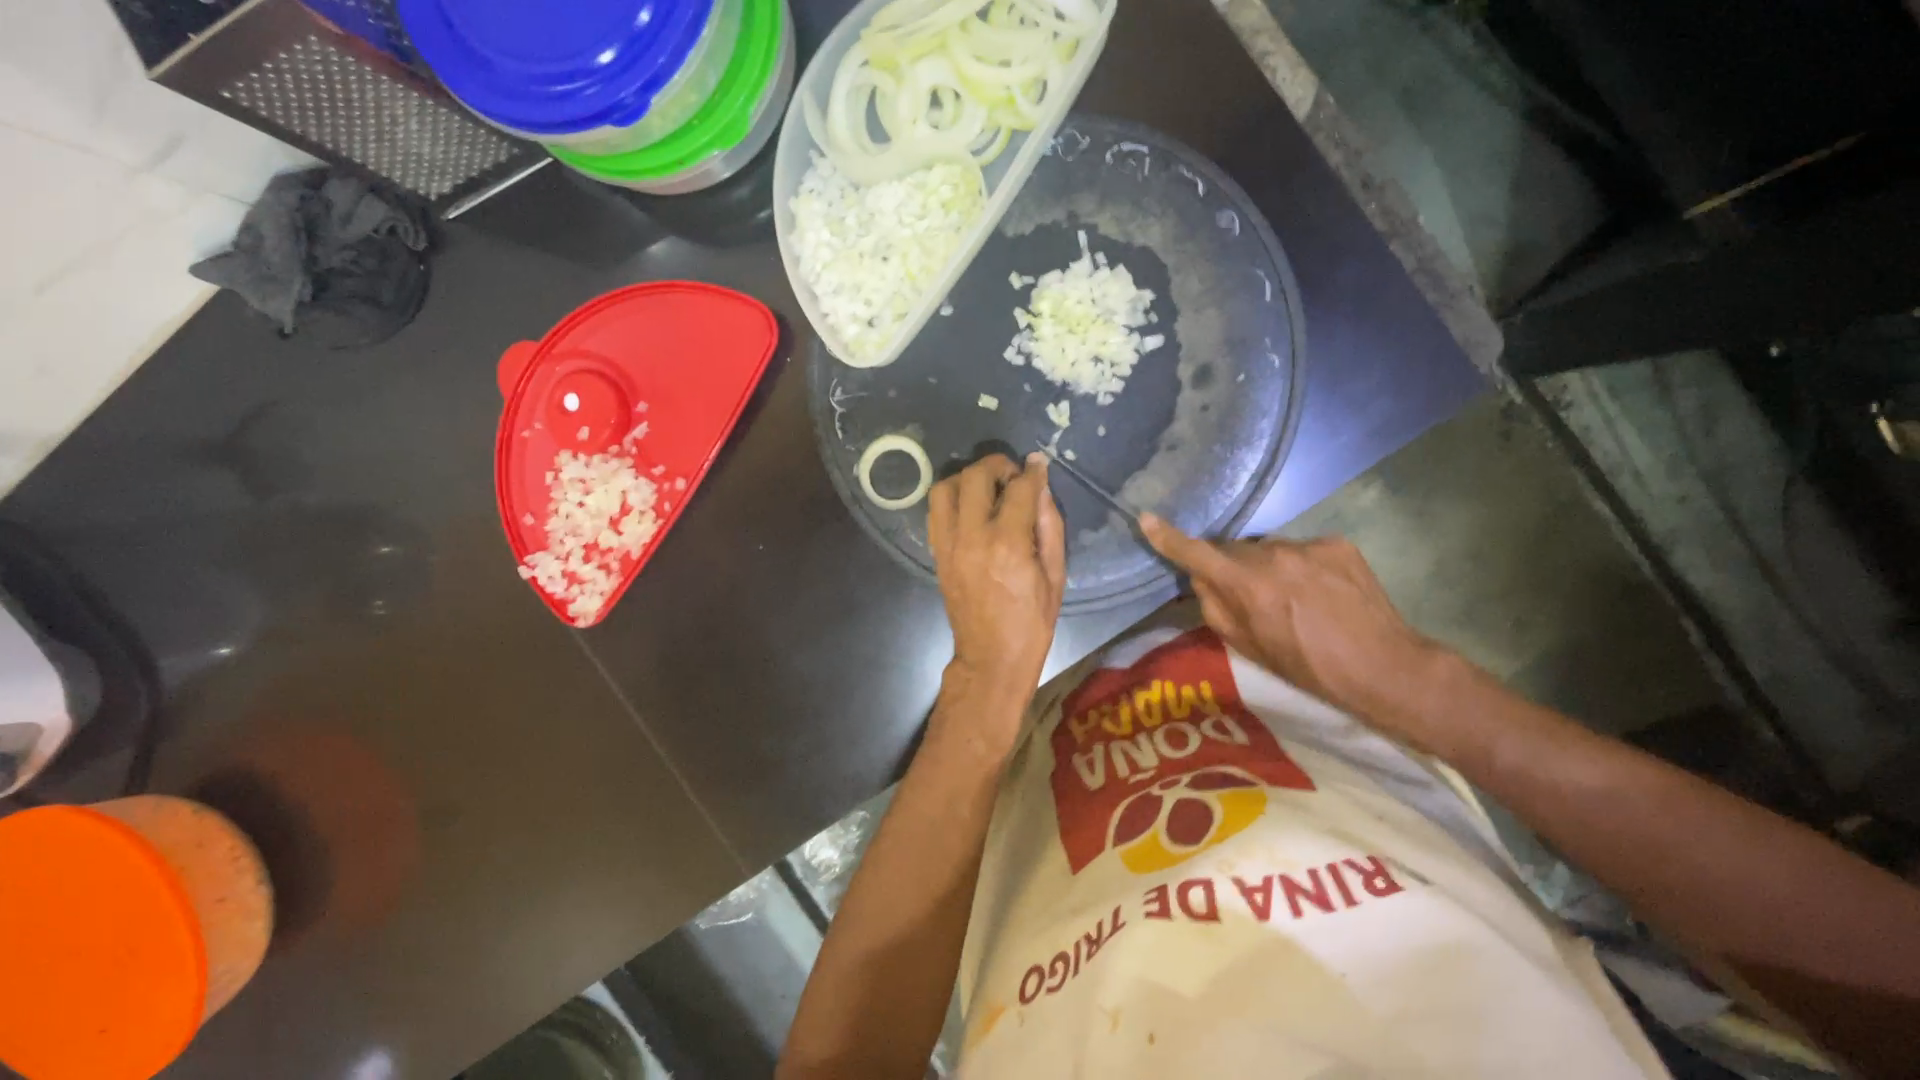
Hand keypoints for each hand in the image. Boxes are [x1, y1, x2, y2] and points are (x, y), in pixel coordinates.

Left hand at [928, 453, 1066, 712]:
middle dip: (997, 466)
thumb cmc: (1032, 622)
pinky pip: (935, 512)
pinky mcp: (936, 555)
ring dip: (967, 479)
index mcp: (1009, 544)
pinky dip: (952, 500)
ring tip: (988, 489)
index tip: (1039, 464)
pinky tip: (971, 509)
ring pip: (945, 488)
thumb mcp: (1055, 575)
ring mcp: (948, 546)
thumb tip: (1042, 486)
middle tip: (1013, 476)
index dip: (1032, 471)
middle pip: (975, 477)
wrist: (991, 658)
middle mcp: (972, 538)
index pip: (1019, 489)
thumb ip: (1050, 525)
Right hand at [1140, 514, 1438, 720]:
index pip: (1197, 554)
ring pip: (1270, 549)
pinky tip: (1320, 592)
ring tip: (1293, 598)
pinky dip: (1302, 566)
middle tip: (1248, 596)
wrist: (1382, 666)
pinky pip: (1303, 549)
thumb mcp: (1250, 649)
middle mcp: (1275, 556)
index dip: (1169, 539)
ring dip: (1269, 567)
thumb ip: (1217, 609)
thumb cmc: (1308, 668)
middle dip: (1232, 567)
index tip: (1147, 519)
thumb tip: (1201, 579)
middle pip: (1235, 551)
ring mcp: (1309, 546)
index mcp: (1249, 586)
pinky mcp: (1338, 544)